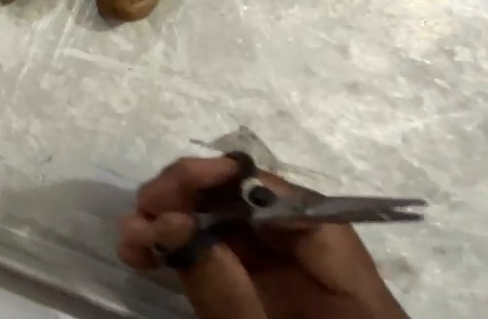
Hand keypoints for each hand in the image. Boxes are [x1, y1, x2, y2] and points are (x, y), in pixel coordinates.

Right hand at [118, 158, 408, 318]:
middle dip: (195, 196)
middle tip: (144, 204)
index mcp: (357, 301)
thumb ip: (223, 292)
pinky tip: (142, 250)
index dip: (245, 186)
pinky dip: (179, 246)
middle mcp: (328, 285)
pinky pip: (220, 257)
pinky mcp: (261, 302)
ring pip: (231, 229)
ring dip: (175, 218)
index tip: (181, 183)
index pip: (308, 214)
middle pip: (263, 213)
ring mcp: (292, 293)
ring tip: (130, 234)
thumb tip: (170, 221)